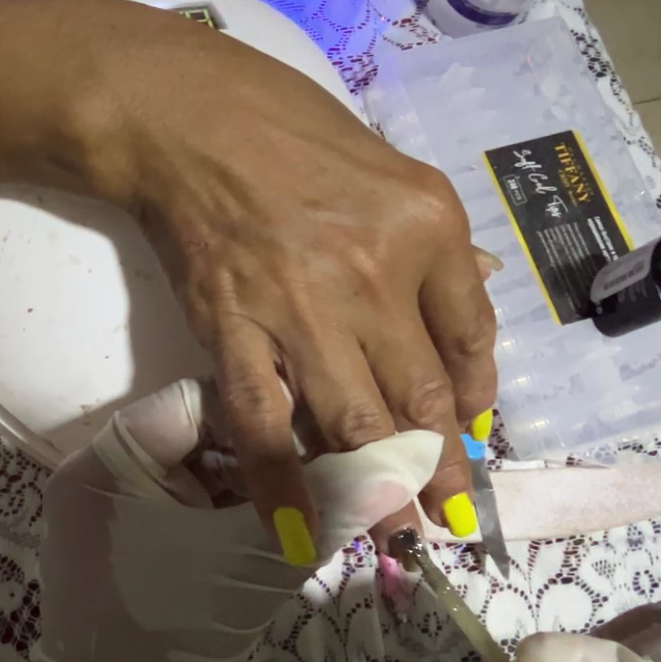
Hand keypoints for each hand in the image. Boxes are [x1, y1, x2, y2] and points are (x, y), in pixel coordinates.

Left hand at [0, 379, 441, 661]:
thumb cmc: (168, 640)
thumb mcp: (251, 566)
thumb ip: (326, 507)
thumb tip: (408, 455)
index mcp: (110, 457)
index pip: (201, 400)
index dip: (270, 413)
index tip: (329, 439)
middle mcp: (102, 467)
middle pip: (200, 434)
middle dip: (269, 454)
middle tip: (334, 471)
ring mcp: (111, 504)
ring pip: (200, 471)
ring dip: (257, 488)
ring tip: (317, 502)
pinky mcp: (127, 536)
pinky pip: (188, 504)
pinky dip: (234, 515)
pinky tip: (282, 532)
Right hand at [114, 38, 496, 557]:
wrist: (185, 121)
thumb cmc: (287, 128)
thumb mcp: (389, 166)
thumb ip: (432, 242)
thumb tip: (470, 292)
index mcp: (427, 225)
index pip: (472, 337)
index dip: (476, 402)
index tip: (469, 437)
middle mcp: (375, 275)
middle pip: (419, 397)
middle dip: (438, 471)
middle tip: (448, 521)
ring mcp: (301, 309)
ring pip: (352, 423)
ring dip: (377, 493)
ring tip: (393, 540)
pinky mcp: (232, 330)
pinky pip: (262, 422)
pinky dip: (281, 483)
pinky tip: (298, 530)